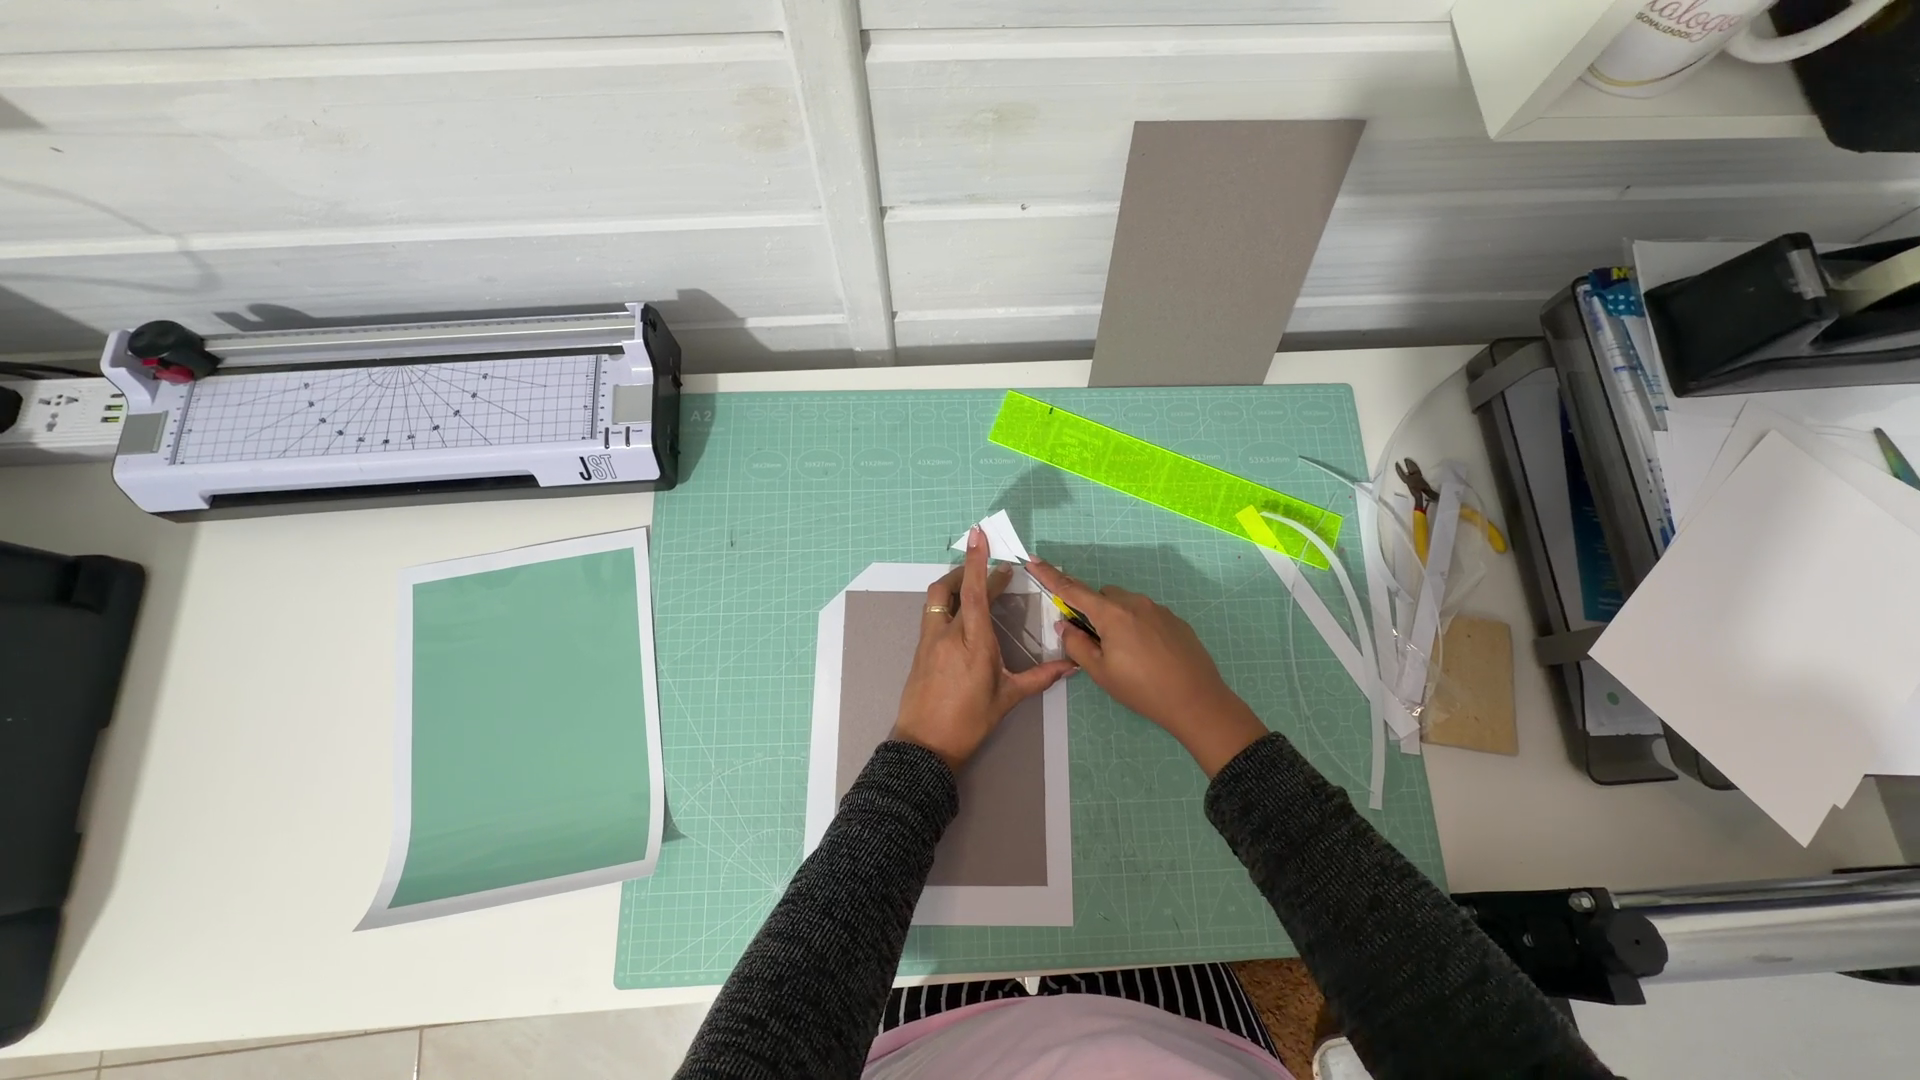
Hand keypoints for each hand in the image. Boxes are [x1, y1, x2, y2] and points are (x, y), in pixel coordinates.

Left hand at [891, 528, 1078, 771]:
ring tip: (975, 583)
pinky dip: (947, 602)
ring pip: (938, 598)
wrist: (924, 745)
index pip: (975, 593)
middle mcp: (948, 634)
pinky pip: (933, 614)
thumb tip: (1071, 667)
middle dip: (971, 571)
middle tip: (994, 568)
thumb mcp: (1007, 699)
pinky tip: (961, 612)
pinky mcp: (920, 649)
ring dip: (955, 583)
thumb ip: (1039, 678)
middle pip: (953, 588)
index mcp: (973, 643)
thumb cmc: (969, 723)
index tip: (979, 536)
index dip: (977, 562)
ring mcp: (929, 640)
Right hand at [1026, 558, 1267, 776]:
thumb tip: (1065, 625)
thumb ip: (1077, 645)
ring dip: (1116, 619)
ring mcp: (1158, 610)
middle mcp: (1135, 603)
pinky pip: (1146, 615)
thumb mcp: (1101, 672)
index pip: (1072, 589)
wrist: (1197, 700)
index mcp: (1111, 614)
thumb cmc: (1142, 689)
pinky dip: (1137, 627)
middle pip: (1102, 595)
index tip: (1033, 560)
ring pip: (1125, 605)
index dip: (1051, 576)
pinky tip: (1147, 656)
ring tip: (1125, 655)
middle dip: (1092, 610)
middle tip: (1094, 642)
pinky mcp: (1175, 621)